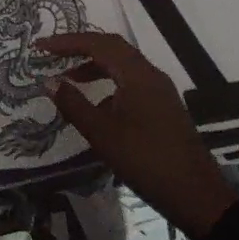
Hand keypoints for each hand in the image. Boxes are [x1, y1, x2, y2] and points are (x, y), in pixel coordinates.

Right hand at [36, 32, 237, 236]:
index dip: (67, 42)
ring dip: (96, 67)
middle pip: (112, 48)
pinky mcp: (165, 107)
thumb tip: (49, 82)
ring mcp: (161, 91)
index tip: (41, 46)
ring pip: (123, 66)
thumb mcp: (102, 134)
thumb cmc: (146, 161)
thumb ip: (73, 104)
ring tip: (71, 80)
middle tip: (54, 54)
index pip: (98, 43)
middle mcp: (151, 74)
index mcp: (137, 74)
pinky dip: (111, 84)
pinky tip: (99, 108)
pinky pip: (132, 83)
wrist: (197, 197)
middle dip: (81, 48)